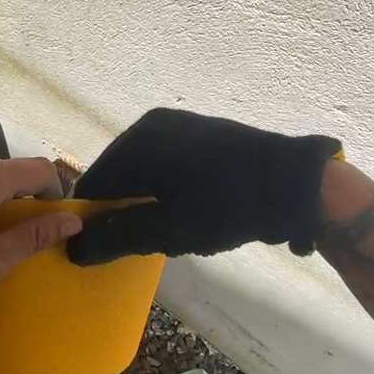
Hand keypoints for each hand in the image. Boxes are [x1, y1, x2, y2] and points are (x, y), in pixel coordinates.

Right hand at [65, 108, 341, 265]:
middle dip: (122, 210)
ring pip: (141, 171)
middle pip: (117, 175)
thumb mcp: (169, 230)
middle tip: (143, 242)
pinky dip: (164, 189)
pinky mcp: (201, 133)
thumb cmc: (228, 206)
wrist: (300, 185)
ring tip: (169, 229)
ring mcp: (178, 125)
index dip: (93, 219)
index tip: (106, 248)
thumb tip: (73, 249)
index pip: (94, 183)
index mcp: (138, 141)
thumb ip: (117, 238)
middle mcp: (151, 124)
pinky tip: (187, 209)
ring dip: (144, 202)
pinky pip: (164, 164)